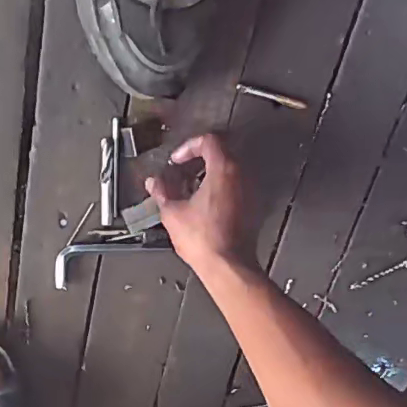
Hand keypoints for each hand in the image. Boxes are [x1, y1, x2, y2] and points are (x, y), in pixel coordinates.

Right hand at [145, 133, 256, 272]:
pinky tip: (204, 204)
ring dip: (210, 174)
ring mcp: (250, 192)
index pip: (209, 141)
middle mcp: (241, 176)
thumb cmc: (204, 240)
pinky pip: (236, 187)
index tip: (177, 160)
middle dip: (199, 159)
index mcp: (223, 170)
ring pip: (231, 170)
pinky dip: (220, 188)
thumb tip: (154, 183)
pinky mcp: (252, 208)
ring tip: (191, 188)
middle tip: (182, 171)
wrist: (227, 266)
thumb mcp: (173, 213)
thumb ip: (162, 192)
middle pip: (222, 152)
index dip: (189, 146)